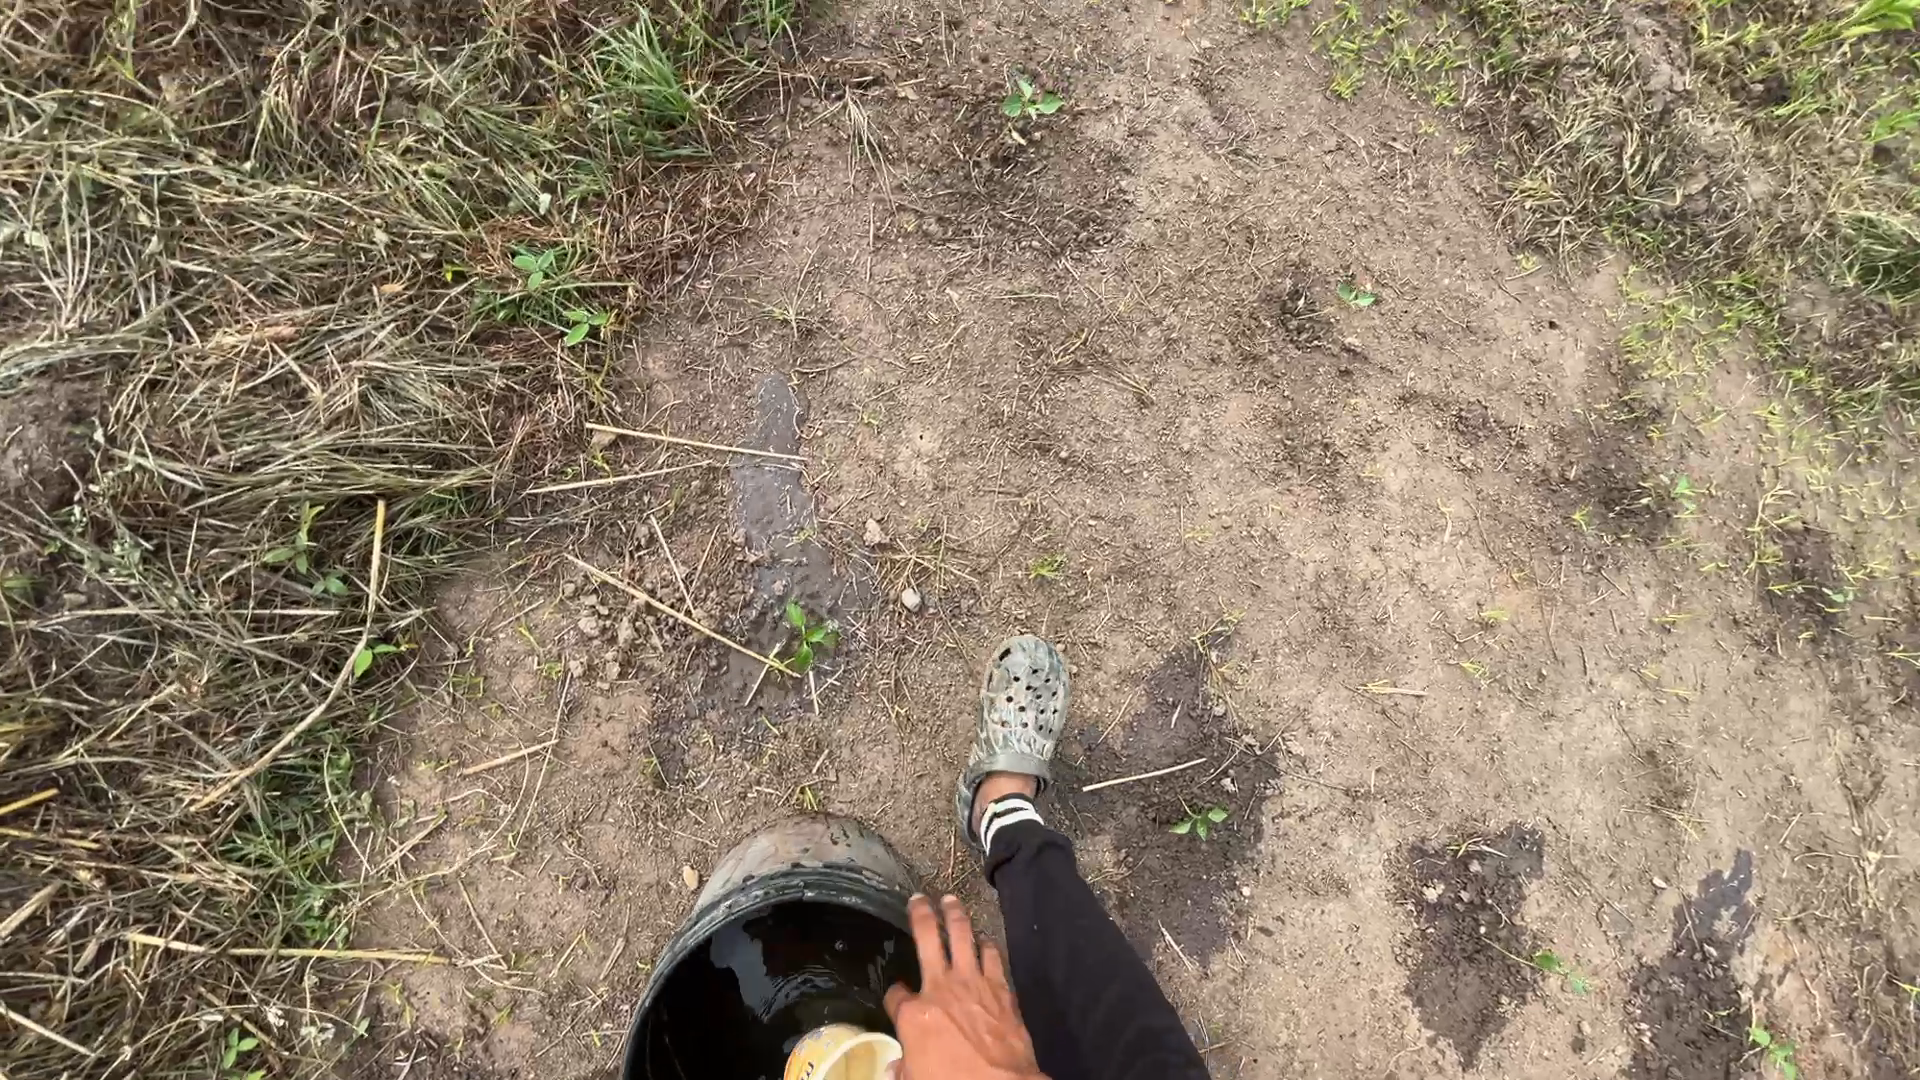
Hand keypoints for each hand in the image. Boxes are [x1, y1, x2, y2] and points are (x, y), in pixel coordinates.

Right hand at [885, 894, 1045, 1079]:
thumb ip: (905, 1069)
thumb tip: (898, 1068)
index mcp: (915, 1015)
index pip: (895, 995)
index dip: (894, 995)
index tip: (897, 997)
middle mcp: (941, 987)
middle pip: (927, 938)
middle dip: (922, 914)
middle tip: (918, 898)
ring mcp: (973, 982)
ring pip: (962, 934)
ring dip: (956, 915)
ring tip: (951, 900)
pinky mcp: (1000, 988)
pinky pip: (992, 956)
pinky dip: (987, 946)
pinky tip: (985, 940)